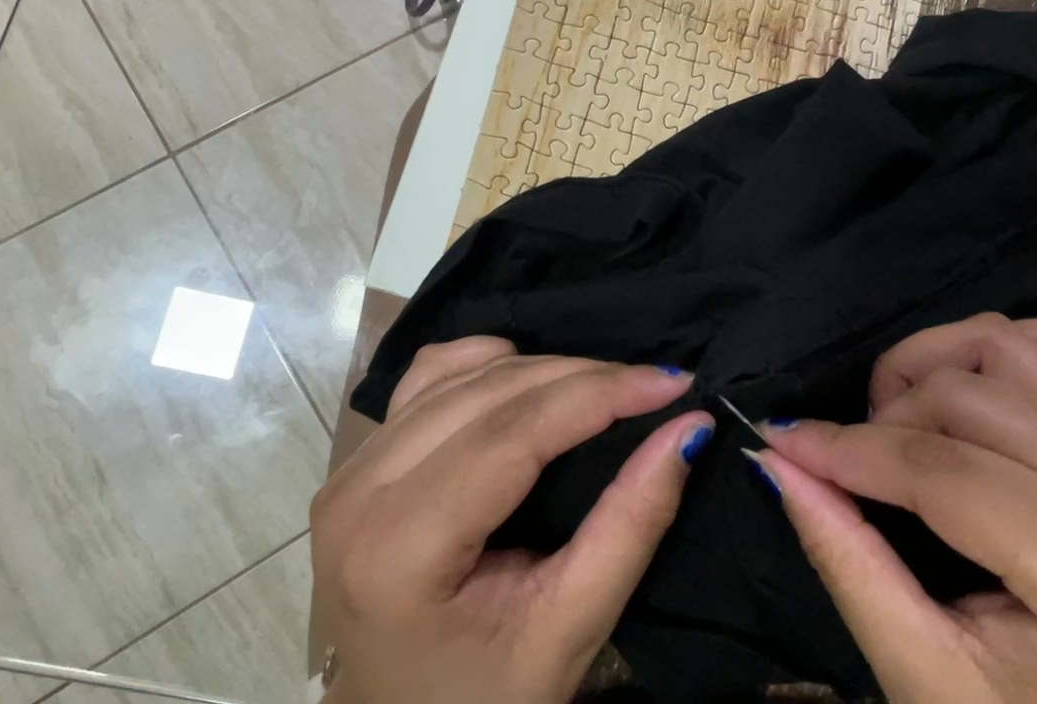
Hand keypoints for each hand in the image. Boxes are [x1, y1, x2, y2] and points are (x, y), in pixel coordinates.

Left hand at [310, 337, 713, 703]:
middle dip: (581, 377)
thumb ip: (630, 524)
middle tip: (654, 386)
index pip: (512, 434)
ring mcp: (349, 470)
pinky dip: (486, 366)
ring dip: (541, 369)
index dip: (598, 393)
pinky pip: (427, 379)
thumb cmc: (488, 697)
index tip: (671, 381)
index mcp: (397, 548)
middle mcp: (358, 492)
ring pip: (459, 374)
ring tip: (607, 391)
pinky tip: (530, 386)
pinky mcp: (357, 461)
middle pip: (487, 393)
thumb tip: (688, 429)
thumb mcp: (570, 629)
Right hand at [750, 314, 1036, 703]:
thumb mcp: (926, 677)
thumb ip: (848, 561)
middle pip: (975, 394)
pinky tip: (974, 397)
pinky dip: (1010, 353)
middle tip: (846, 462)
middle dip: (886, 413)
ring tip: (899, 424)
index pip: (946, 471)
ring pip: (1016, 350)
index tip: (780, 441)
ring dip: (936, 367)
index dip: (849, 448)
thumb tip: (776, 461)